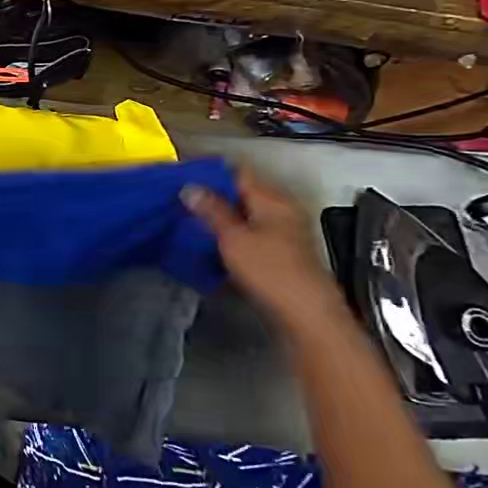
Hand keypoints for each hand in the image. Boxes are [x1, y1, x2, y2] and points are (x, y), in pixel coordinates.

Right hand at [183, 169, 347, 325]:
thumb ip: (212, 211)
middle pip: (243, 193)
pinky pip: (252, 234)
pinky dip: (232, 235)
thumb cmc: (270, 272)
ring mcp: (285, 233)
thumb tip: (190, 187)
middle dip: (213, 195)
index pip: (238, 172)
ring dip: (221, 217)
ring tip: (189, 221)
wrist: (307, 316)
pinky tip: (212, 244)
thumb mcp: (234, 239)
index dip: (209, 171)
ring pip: (246, 215)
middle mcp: (282, 210)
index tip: (182, 175)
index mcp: (273, 198)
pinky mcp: (282, 255)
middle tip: (180, 200)